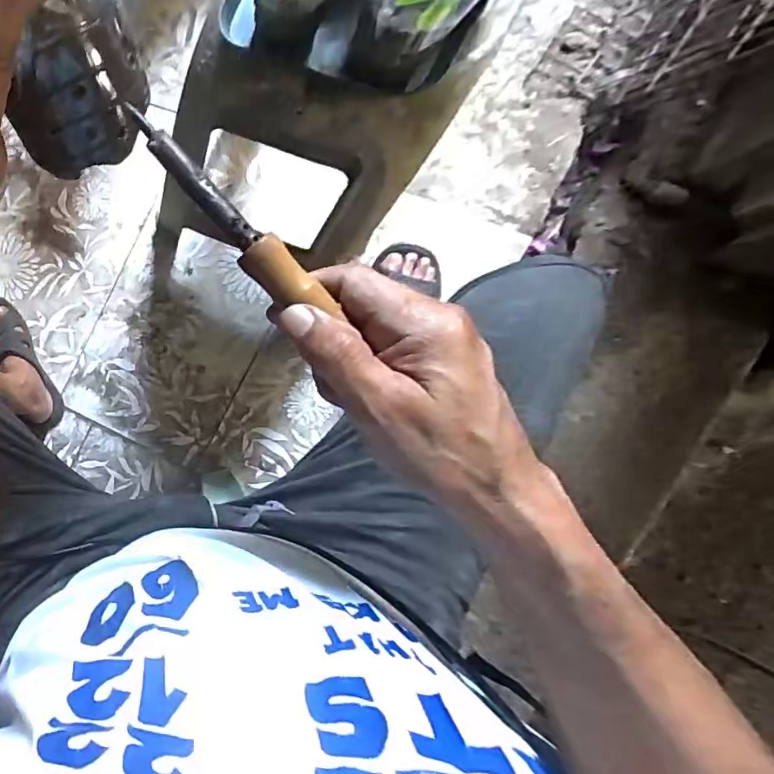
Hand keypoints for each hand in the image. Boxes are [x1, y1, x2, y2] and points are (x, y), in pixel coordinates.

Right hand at [271, 264, 541, 508]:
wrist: (495, 493)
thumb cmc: (437, 452)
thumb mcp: (376, 405)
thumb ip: (334, 353)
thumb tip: (292, 310)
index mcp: (425, 321)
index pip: (354, 280)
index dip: (310, 290)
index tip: (278, 318)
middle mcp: (435, 317)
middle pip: (358, 301)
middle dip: (327, 333)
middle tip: (324, 379)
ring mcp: (438, 337)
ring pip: (365, 325)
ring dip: (342, 355)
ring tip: (349, 398)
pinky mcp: (436, 358)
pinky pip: (382, 346)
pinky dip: (361, 367)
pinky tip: (366, 400)